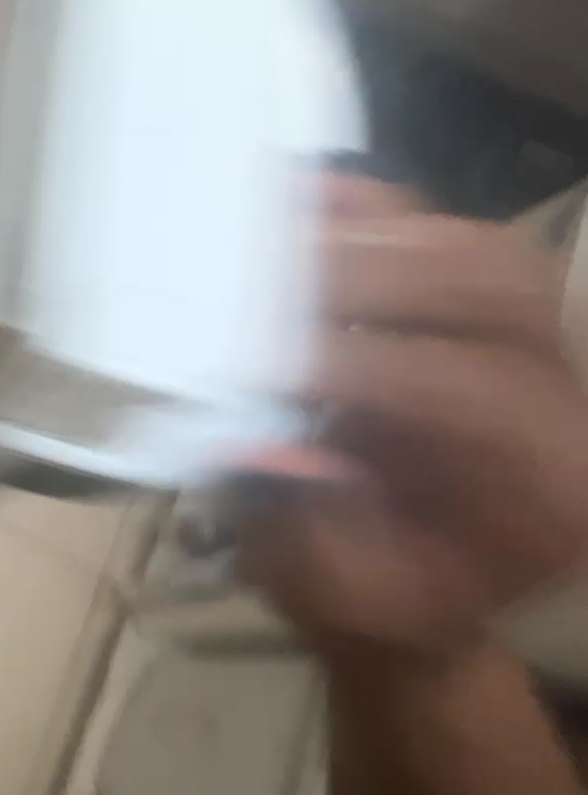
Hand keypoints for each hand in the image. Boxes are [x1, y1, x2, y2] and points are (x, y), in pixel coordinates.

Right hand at [238, 182, 587, 671]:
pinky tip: (294, 200)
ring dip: (360, 232)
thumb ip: (304, 527)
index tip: (239, 361)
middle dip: (355, 276)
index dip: (350, 364)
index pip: (464, 389)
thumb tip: (256, 441)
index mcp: (540, 483)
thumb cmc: (372, 594)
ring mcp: (524, 346)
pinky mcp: (469, 317)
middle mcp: (557, 399)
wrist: (413, 579)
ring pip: (473, 248)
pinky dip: (366, 207)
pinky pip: (438, 236)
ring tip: (253, 241)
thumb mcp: (335, 591)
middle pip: (488, 290)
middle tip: (239, 284)